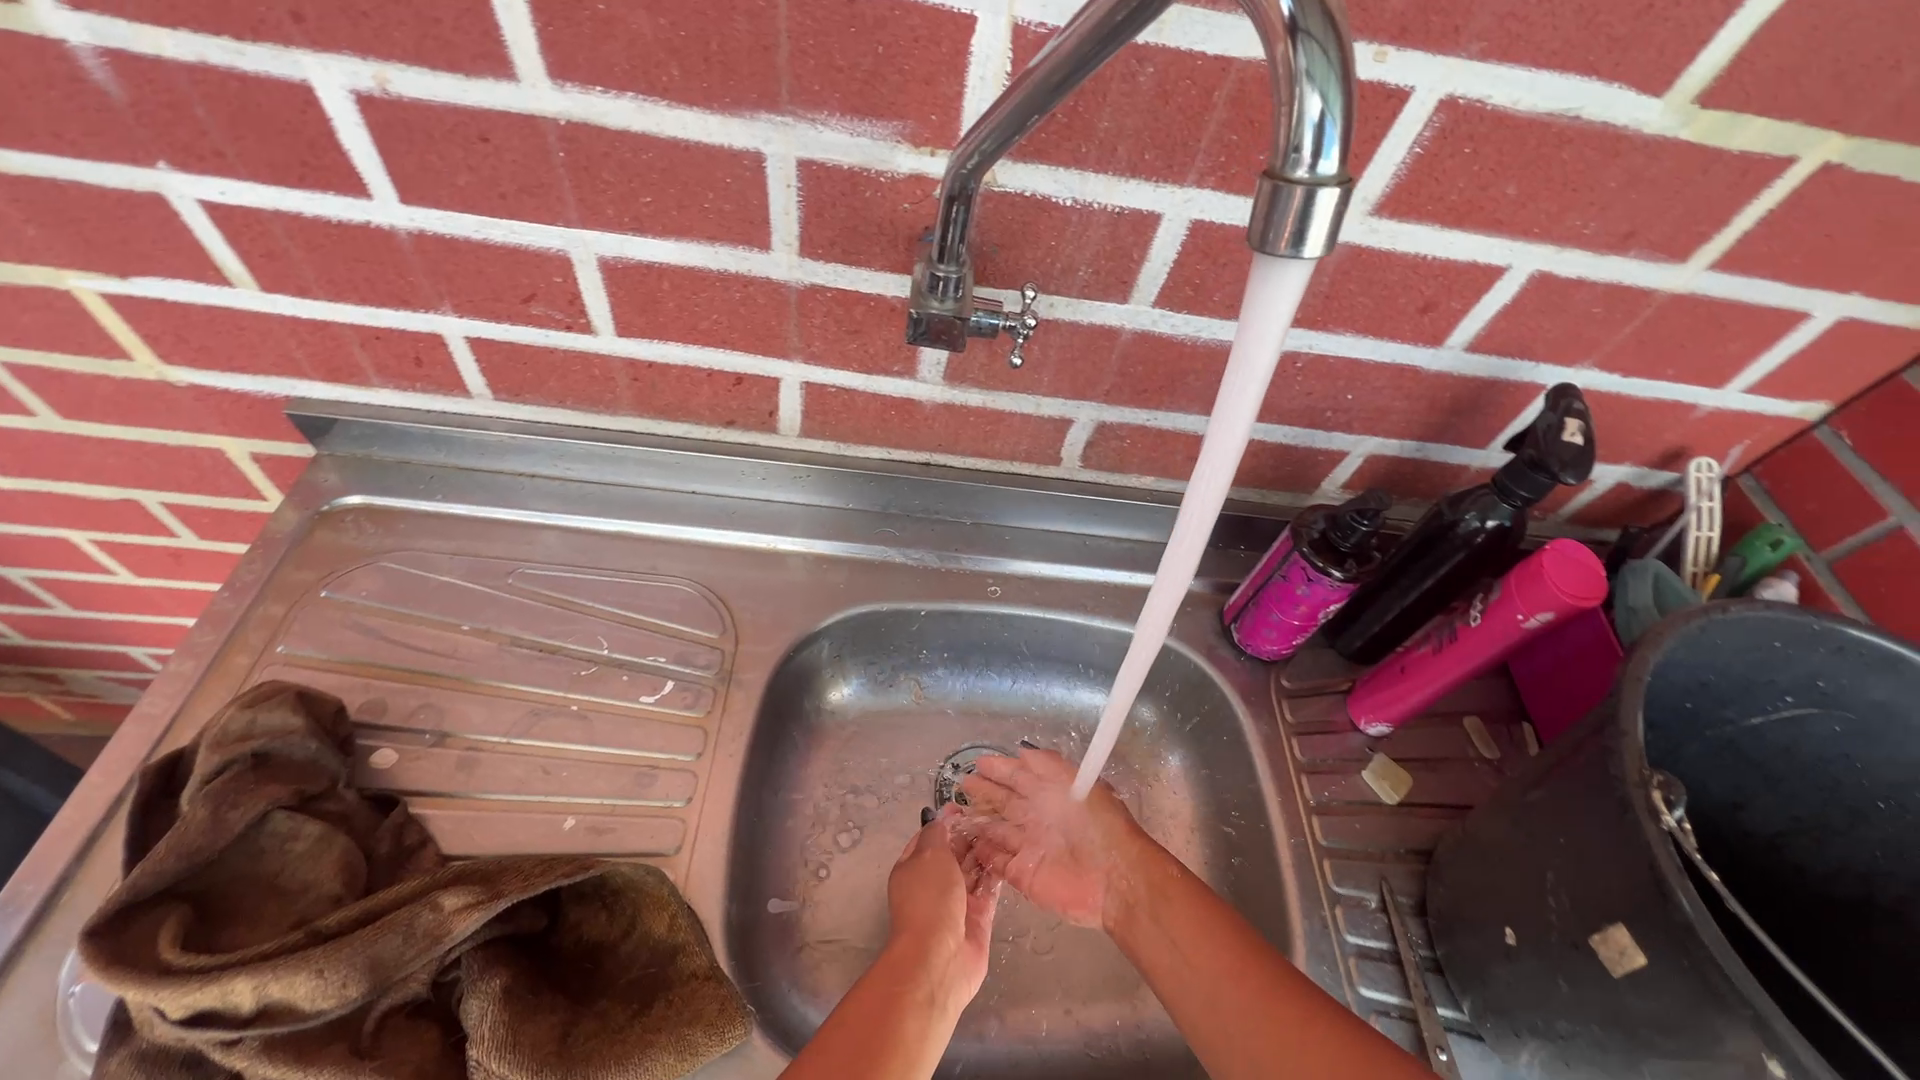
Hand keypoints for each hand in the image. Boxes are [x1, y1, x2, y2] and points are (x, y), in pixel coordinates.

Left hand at [885, 804, 1001, 1002]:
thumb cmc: (929, 900)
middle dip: (969, 835)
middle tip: (993, 815)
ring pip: (973, 871)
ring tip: (1005, 830)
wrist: (939, 959)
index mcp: (913, 867)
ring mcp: (956, 902)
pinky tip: (1010, 856)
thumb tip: (939, 816)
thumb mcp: (928, 856)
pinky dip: (996, 875)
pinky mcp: (978, 919)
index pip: (929, 838)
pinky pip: (988, 891)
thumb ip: (937, 833)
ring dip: (985, 852)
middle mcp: (933, 884)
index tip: (964, 804)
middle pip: (953, 854)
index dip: (945, 821)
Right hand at [957, 748, 1156, 930]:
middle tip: (962, 783)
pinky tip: (966, 843)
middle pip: (1005, 803)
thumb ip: (1048, 766)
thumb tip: (1021, 752)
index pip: (1019, 778)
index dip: (1000, 769)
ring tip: (955, 811)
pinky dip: (982, 853)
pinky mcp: (1022, 874)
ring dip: (979, 820)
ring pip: (997, 830)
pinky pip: (996, 861)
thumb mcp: (1077, 783)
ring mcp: (1029, 847)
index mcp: (1051, 796)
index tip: (978, 762)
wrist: (1114, 877)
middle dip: (984, 791)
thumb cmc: (1097, 825)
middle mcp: (1038, 819)